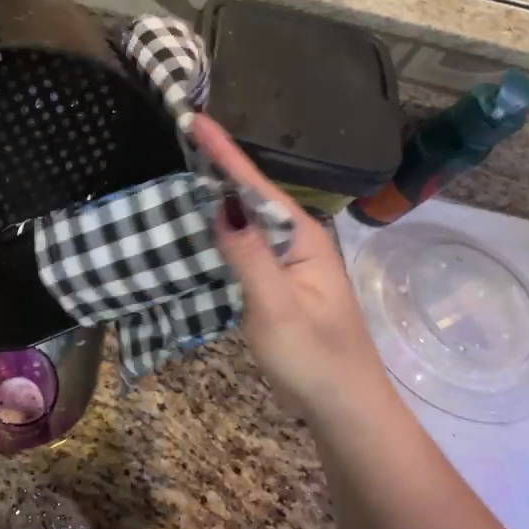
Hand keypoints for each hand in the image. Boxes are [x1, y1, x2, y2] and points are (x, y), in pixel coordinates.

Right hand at [196, 115, 388, 412]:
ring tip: (185, 165)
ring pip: (248, 219)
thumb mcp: (276, 308)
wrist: (345, 410)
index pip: (256, 186)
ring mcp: (289, 264)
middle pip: (253, 195)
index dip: (224, 153)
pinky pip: (246, 244)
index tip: (195, 118)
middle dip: (220, 163)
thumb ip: (248, 256)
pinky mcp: (279, 283)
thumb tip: (220, 205)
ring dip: (219, 193)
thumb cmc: (314, 359)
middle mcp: (297, 242)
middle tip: (183, 134)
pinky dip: (222, 228)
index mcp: (302, 239)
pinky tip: (202, 223)